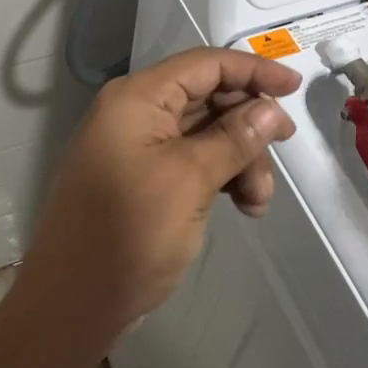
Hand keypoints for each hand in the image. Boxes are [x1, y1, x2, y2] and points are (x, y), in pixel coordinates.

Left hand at [18, 48, 300, 334]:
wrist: (72, 303)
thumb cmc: (129, 233)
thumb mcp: (189, 181)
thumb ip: (232, 139)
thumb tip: (270, 110)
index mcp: (137, 98)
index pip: (204, 64)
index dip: (252, 70)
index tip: (296, 87)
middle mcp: (133, 112)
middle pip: (206, 96)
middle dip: (247, 125)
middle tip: (282, 152)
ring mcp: (134, 146)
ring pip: (202, 132)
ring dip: (237, 157)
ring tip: (257, 203)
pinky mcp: (139, 178)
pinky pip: (188, 159)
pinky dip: (218, 175)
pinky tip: (241, 205)